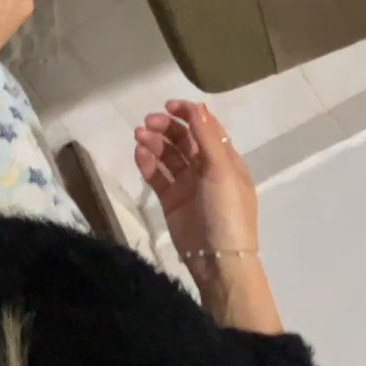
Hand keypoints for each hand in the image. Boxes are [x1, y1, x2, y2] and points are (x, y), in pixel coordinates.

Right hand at [135, 100, 280, 332]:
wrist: (218, 260)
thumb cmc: (227, 211)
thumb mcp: (222, 171)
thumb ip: (207, 138)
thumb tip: (197, 106)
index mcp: (225, 161)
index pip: (206, 128)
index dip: (188, 113)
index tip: (168, 106)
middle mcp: (206, 169)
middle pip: (183, 139)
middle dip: (166, 127)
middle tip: (147, 123)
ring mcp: (187, 184)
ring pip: (167, 155)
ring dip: (153, 142)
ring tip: (138, 137)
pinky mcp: (170, 200)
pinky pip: (156, 175)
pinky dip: (147, 163)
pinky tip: (139, 154)